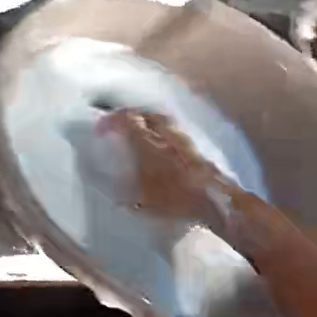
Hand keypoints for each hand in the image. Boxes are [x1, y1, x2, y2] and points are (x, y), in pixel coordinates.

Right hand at [95, 109, 230, 223]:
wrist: (215, 201)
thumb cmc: (176, 200)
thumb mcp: (142, 202)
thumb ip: (125, 196)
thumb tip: (114, 199)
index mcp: (147, 143)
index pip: (126, 119)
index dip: (111, 120)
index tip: (101, 129)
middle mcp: (165, 135)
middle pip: (145, 114)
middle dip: (130, 115)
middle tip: (120, 124)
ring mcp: (183, 139)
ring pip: (162, 120)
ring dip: (148, 121)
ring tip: (141, 131)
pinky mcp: (196, 148)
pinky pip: (175, 131)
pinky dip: (164, 131)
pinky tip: (163, 144)